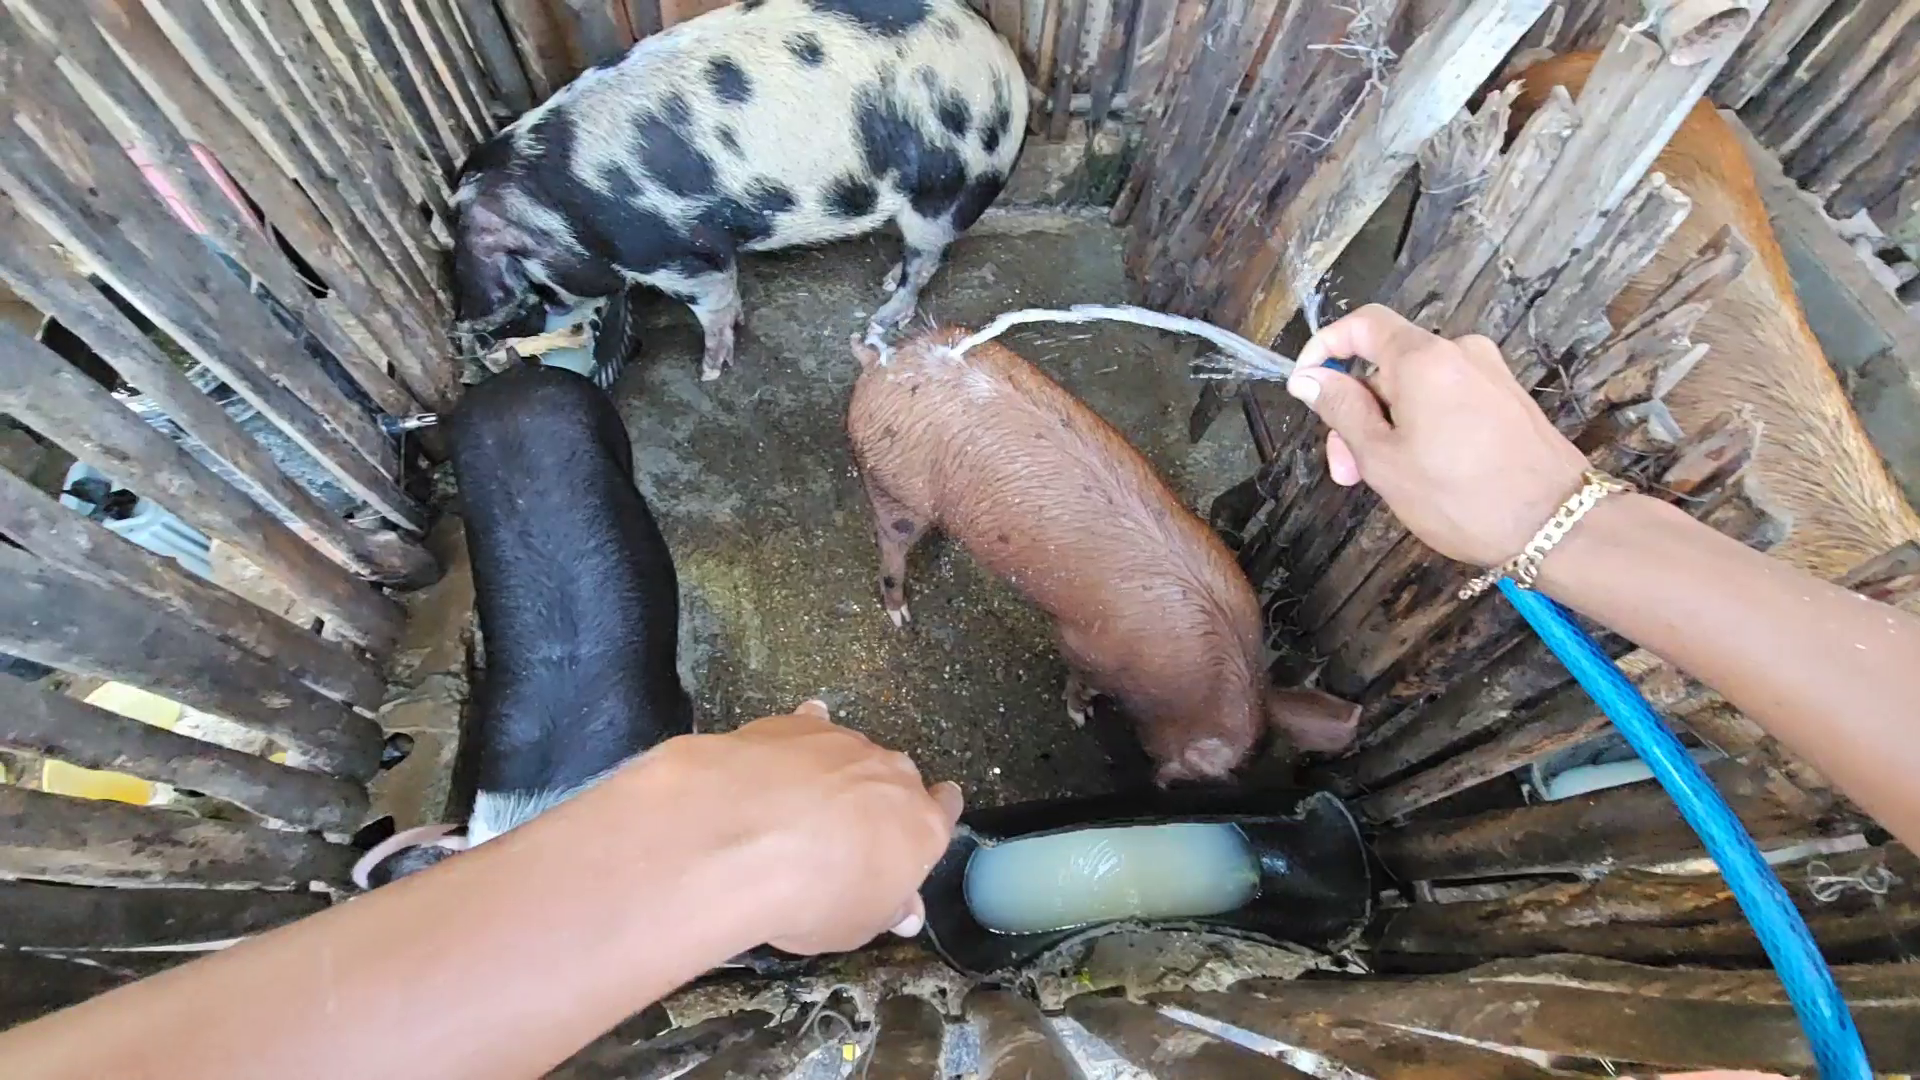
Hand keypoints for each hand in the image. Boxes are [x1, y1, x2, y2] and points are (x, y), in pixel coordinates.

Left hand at [677, 700, 962, 953]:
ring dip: (839, 775)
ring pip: (855, 755)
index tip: (919, 827)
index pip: (946, 810)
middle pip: (899, 780)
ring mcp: (851, 744)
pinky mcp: (806, 724)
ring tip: (802, 806)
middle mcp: (895, 775)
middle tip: (847, 834)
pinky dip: (804, 740)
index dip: (935, 817)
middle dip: (879, 801)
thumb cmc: (815, 894)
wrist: (750, 834)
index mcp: (922, 825)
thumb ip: (886, 908)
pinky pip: (814, 725)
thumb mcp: (856, 925)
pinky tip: (787, 749)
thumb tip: (906, 909)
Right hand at [1285, 304, 1589, 566]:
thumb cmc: (1457, 494)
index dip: (1324, 347)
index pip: (1362, 324)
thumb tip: (1307, 378)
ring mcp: (1486, 373)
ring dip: (1382, 426)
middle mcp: (1458, 352)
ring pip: (1409, 388)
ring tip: (1378, 479)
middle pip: (1383, 365)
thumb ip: (1340, 410)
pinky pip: (1440, 398)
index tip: (1305, 388)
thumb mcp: (1380, 458)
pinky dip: (1415, 426)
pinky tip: (1417, 470)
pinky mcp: (1503, 396)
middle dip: (1354, 412)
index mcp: (1423, 359)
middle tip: (1345, 470)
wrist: (1558, 524)